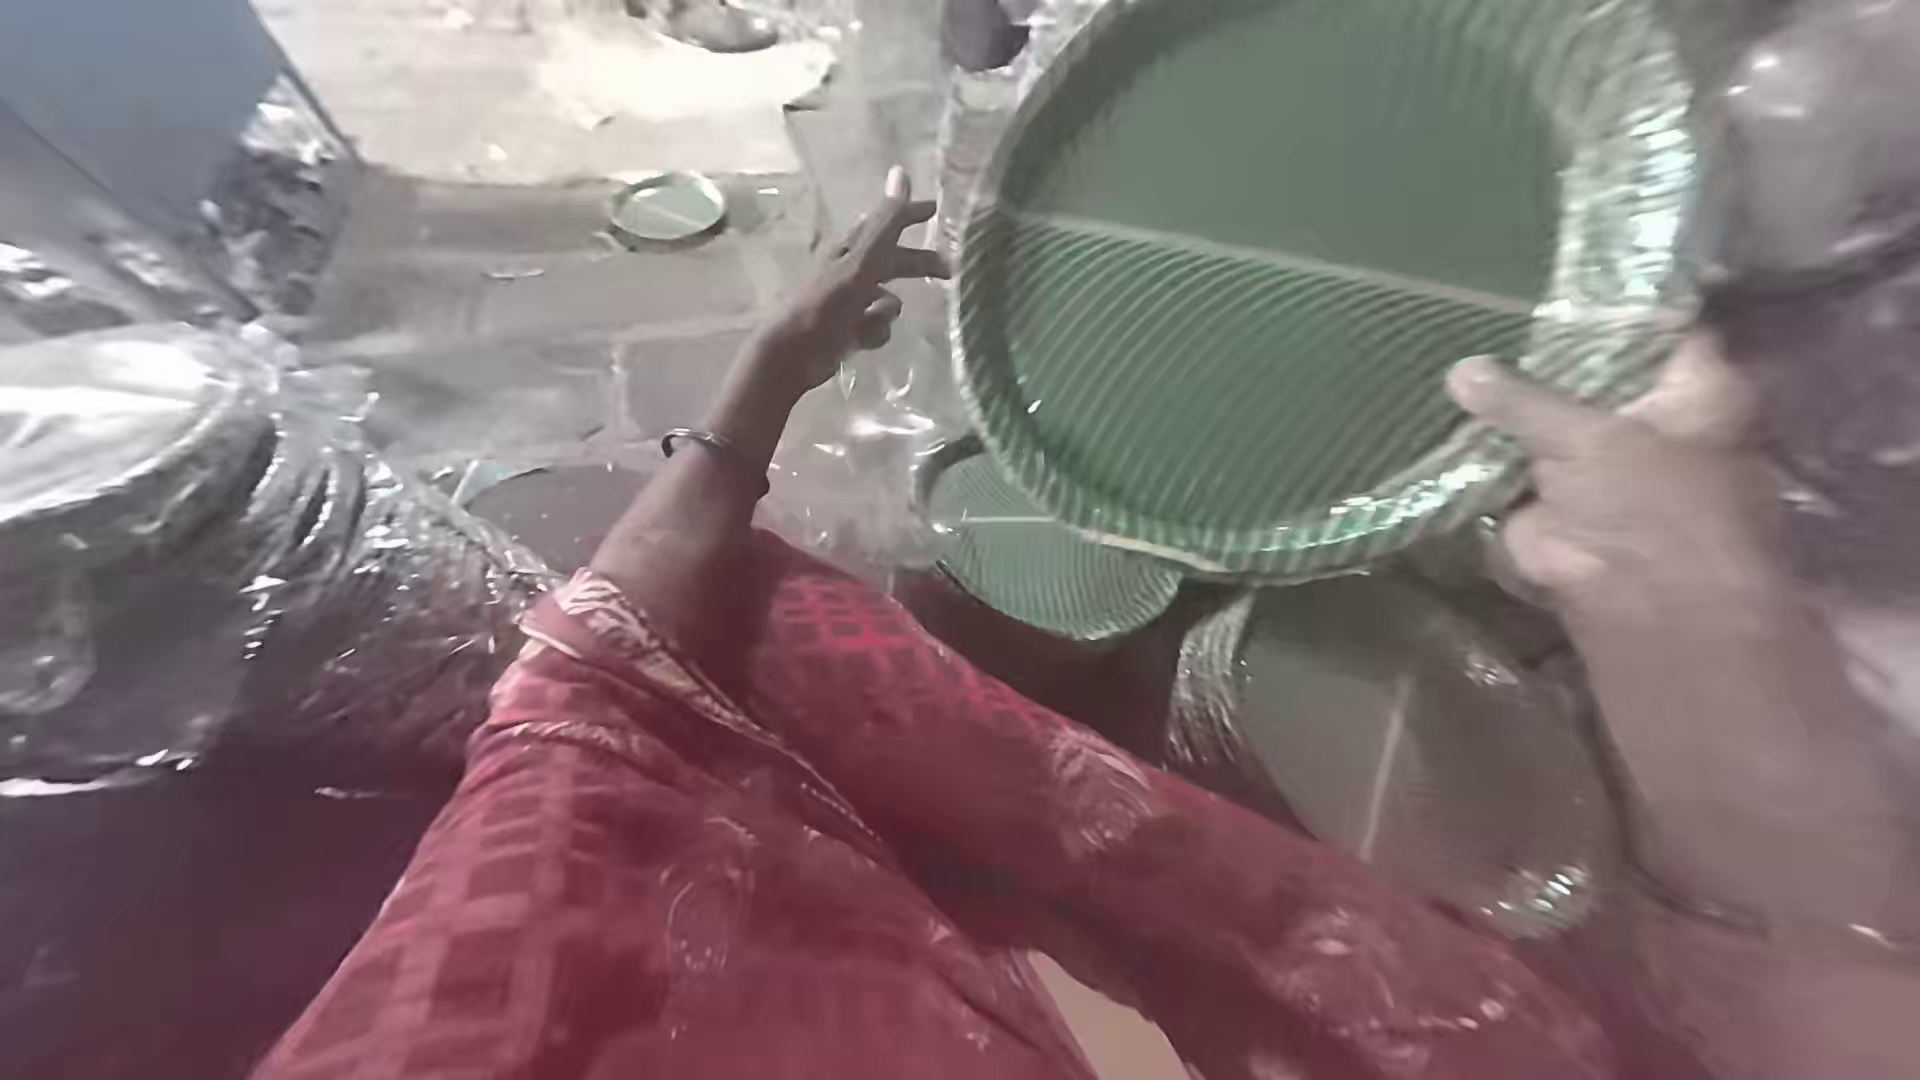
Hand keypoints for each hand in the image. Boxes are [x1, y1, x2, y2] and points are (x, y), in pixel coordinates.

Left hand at [747, 166, 947, 399]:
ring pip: (887, 302)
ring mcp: (852, 302)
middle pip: (894, 263)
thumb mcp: (861, 262)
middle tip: (948, 272)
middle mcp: (853, 272)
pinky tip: (863, 339)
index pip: (888, 224)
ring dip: (887, 312)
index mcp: (853, 250)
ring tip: (877, 320)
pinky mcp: (850, 330)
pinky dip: (875, 333)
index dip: (910, 214)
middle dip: (917, 266)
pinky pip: (877, 328)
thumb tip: (900, 172)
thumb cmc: (826, 304)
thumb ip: (885, 224)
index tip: (934, 210)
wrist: (796, 351)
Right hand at [1446, 331, 1788, 620]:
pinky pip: (1497, 457)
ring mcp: (1580, 456)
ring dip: (1492, 403)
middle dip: (1527, 358)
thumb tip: (1458, 370)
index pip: (1649, 332)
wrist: (1623, 588)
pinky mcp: (1532, 489)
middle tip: (1471, 321)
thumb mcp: (1587, 434)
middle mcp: (1635, 419)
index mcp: (1684, 392)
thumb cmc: (1644, 501)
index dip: (1602, 311)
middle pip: (1577, 375)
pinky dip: (1470, 444)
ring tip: (1441, 361)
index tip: (1541, 291)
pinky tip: (1433, 416)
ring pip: (1531, 417)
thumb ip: (1520, 400)